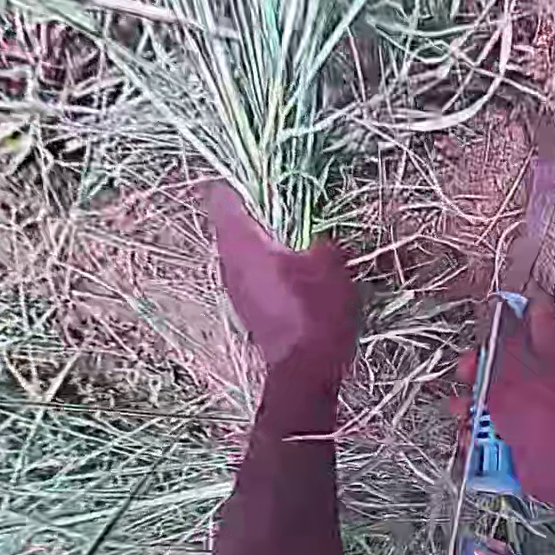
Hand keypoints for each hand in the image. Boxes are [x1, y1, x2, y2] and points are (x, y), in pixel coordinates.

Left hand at [203, 182, 356, 374]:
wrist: (306, 370)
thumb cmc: (315, 313)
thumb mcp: (331, 265)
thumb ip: (322, 239)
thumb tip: (320, 235)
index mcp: (242, 243)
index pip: (224, 196)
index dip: (246, 184)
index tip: (272, 184)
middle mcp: (229, 264)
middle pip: (235, 225)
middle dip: (264, 217)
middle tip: (296, 216)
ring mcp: (235, 290)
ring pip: (245, 254)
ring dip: (269, 247)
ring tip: (302, 249)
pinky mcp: (249, 310)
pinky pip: (255, 278)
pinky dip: (272, 272)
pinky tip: (299, 280)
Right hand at [452, 296, 554, 501]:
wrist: (553, 467)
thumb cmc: (539, 415)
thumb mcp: (513, 368)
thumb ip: (504, 338)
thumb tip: (502, 308)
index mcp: (549, 348)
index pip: (535, 311)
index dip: (513, 305)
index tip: (492, 306)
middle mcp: (542, 373)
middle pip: (502, 356)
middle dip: (478, 366)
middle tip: (468, 372)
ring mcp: (531, 402)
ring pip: (492, 392)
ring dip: (472, 403)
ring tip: (465, 411)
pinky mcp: (520, 429)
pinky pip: (492, 422)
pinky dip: (478, 429)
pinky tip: (472, 435)